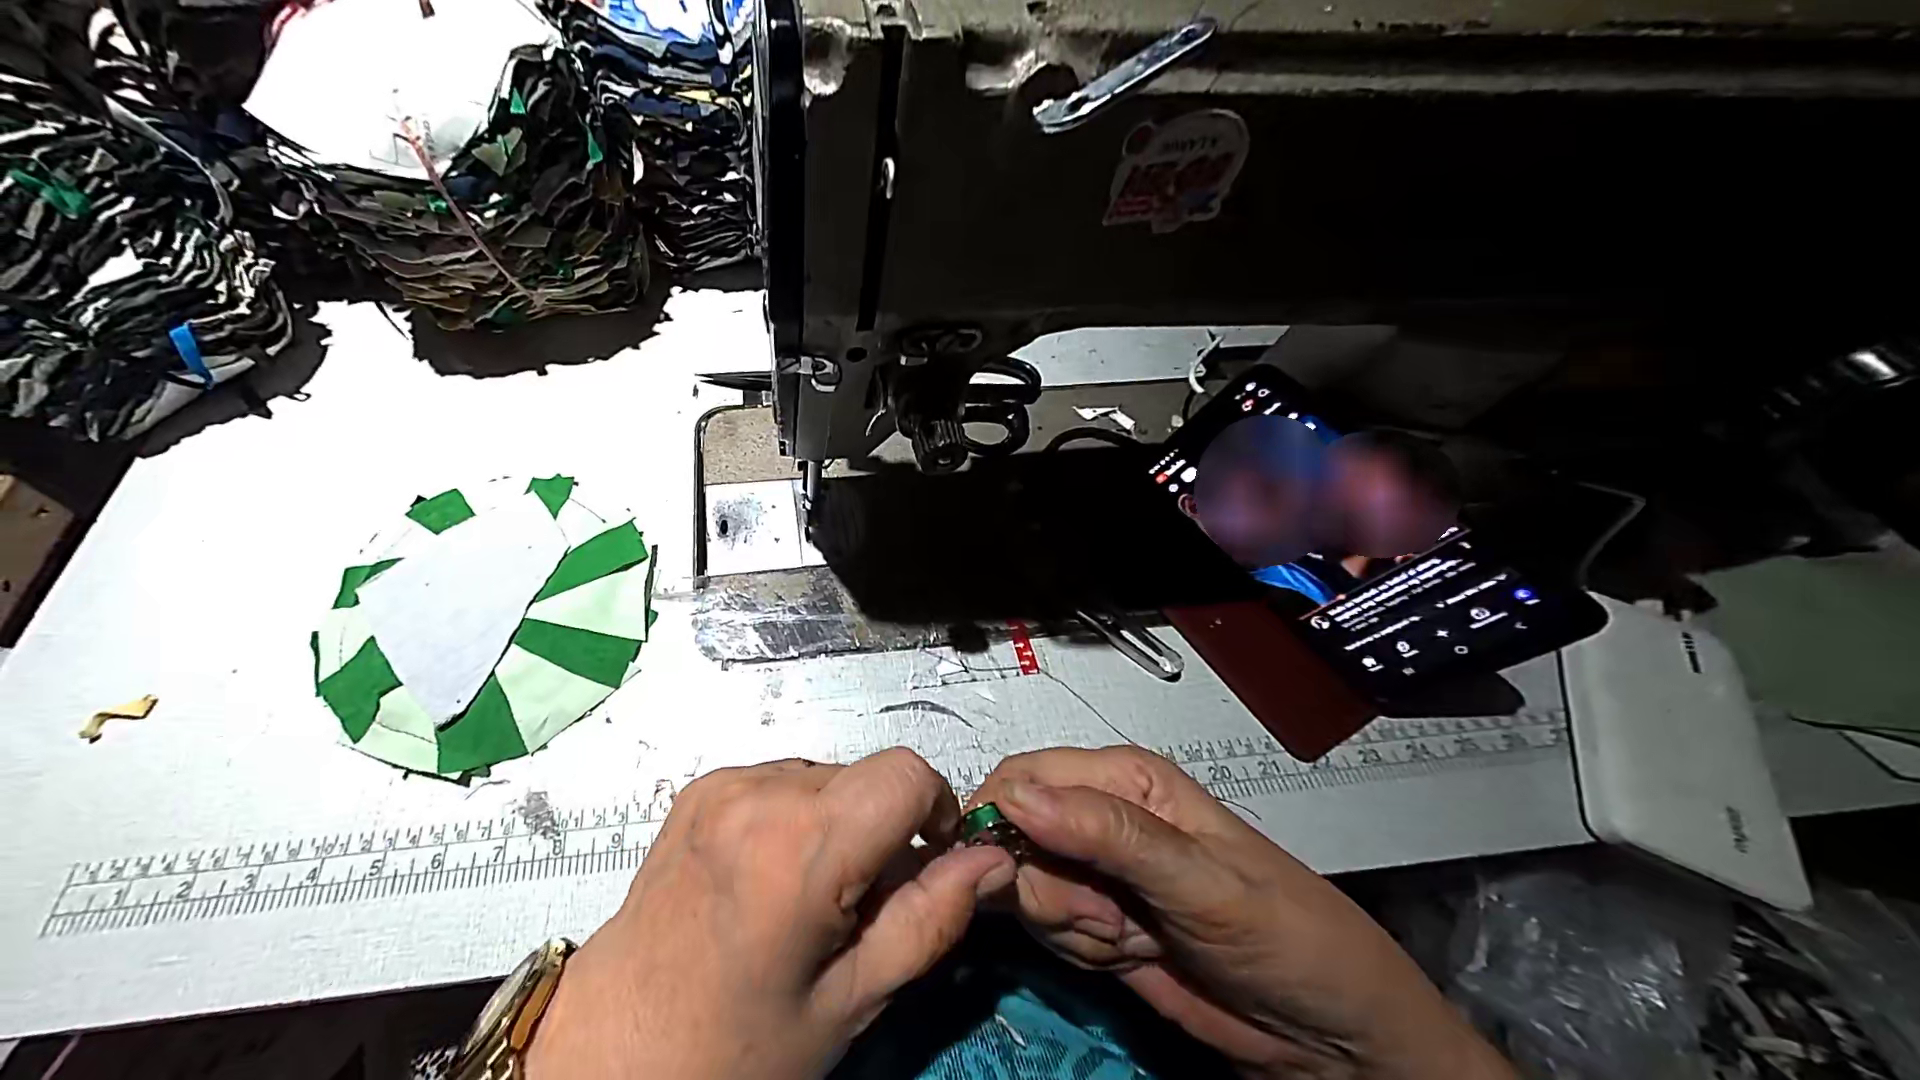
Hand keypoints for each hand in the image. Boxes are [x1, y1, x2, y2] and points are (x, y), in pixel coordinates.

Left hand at [526, 749, 1014, 1079]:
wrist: (613, 1053)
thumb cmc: (739, 1047)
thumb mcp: (854, 998)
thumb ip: (934, 917)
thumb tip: (995, 858)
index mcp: (801, 847)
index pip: (908, 772)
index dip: (934, 809)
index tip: (926, 859)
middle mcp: (760, 793)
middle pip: (869, 775)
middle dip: (884, 826)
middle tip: (859, 898)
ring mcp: (725, 783)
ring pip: (830, 775)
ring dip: (841, 819)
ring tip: (808, 890)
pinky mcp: (703, 785)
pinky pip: (785, 778)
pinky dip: (800, 814)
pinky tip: (771, 872)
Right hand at [971, 746, 1513, 1079]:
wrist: (1322, 1028)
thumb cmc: (1280, 932)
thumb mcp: (1199, 878)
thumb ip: (1108, 832)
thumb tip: (1016, 795)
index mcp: (1123, 778)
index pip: (1025, 777)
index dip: (1002, 819)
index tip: (1010, 873)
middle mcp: (1098, 814)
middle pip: (1016, 836)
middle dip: (1050, 889)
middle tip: (1108, 916)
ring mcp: (1092, 871)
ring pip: (1026, 889)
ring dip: (1071, 926)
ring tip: (1135, 937)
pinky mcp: (1091, 919)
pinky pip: (1046, 930)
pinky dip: (1079, 950)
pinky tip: (1133, 954)